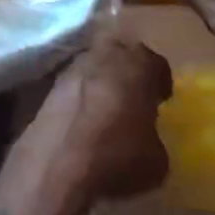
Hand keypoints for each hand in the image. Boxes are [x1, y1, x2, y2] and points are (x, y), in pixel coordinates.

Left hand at [19, 37, 173, 204]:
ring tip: (107, 108)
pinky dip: (82, 94)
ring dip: (103, 80)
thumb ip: (154, 137)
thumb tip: (147, 137)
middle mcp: (109, 53)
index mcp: (140, 64)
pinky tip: (83, 118)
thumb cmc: (118, 154)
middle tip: (134, 97)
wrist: (59, 162)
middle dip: (129, 72)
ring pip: (97, 64)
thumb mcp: (156, 160)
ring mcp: (77, 64)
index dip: (160, 83)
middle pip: (124, 54)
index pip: (157, 65)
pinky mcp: (54, 82)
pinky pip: (76, 82)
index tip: (160, 100)